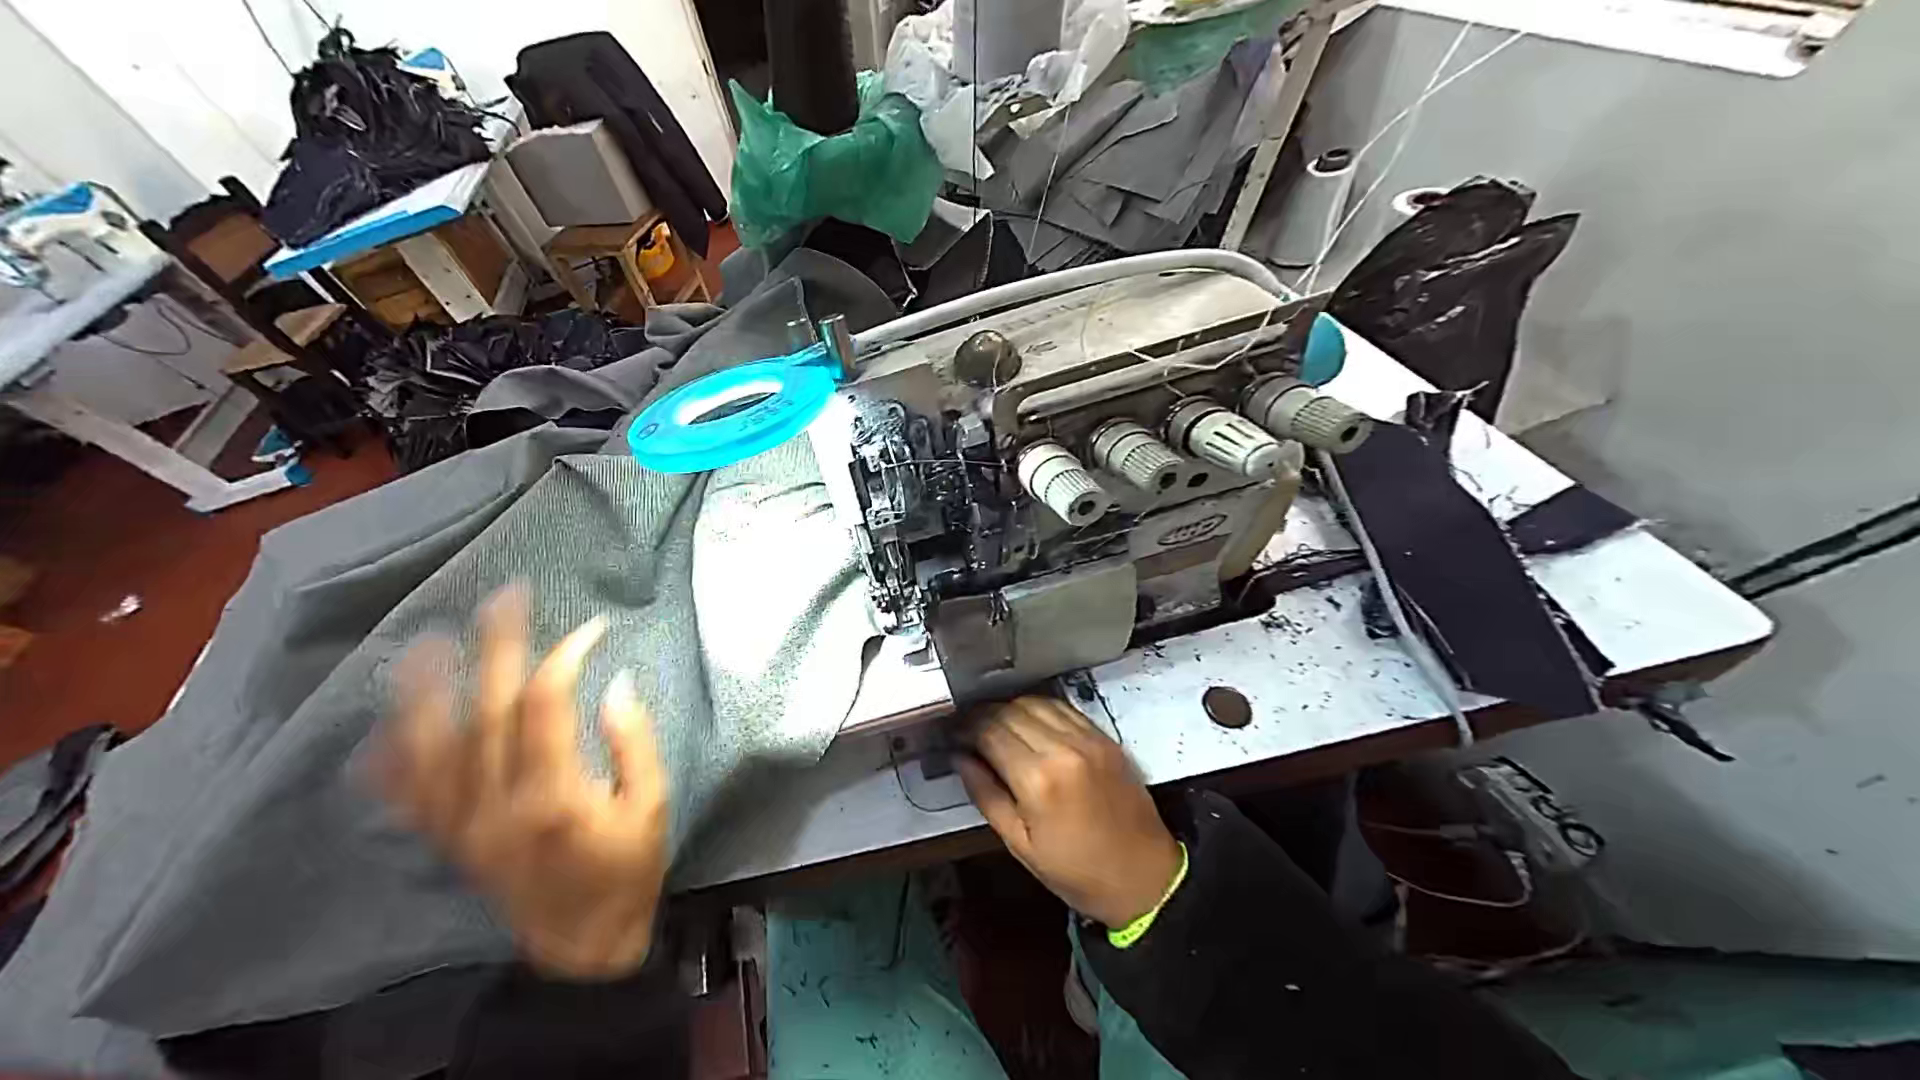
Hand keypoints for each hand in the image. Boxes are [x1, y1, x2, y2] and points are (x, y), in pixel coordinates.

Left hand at [377, 586, 669, 979]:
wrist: (582, 944)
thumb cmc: (628, 869)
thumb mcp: (652, 805)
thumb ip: (633, 742)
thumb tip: (616, 682)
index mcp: (554, 795)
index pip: (547, 706)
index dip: (567, 656)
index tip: (592, 629)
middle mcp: (494, 806)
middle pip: (486, 711)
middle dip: (496, 646)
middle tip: (506, 597)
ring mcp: (460, 825)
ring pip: (427, 748)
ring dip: (423, 690)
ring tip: (424, 640)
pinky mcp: (446, 841)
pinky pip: (404, 797)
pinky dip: (387, 759)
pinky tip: (380, 724)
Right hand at [957, 696, 1181, 928]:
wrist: (1143, 877)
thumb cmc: (1076, 871)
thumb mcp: (1019, 844)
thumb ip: (985, 794)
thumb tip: (959, 758)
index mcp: (1037, 779)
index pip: (989, 731)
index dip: (965, 728)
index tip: (953, 735)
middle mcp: (1062, 748)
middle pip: (1009, 710)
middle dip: (983, 715)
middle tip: (969, 729)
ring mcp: (1087, 738)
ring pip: (1035, 701)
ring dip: (1009, 708)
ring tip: (995, 724)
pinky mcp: (1104, 736)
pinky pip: (1063, 707)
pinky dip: (1039, 708)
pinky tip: (1029, 723)